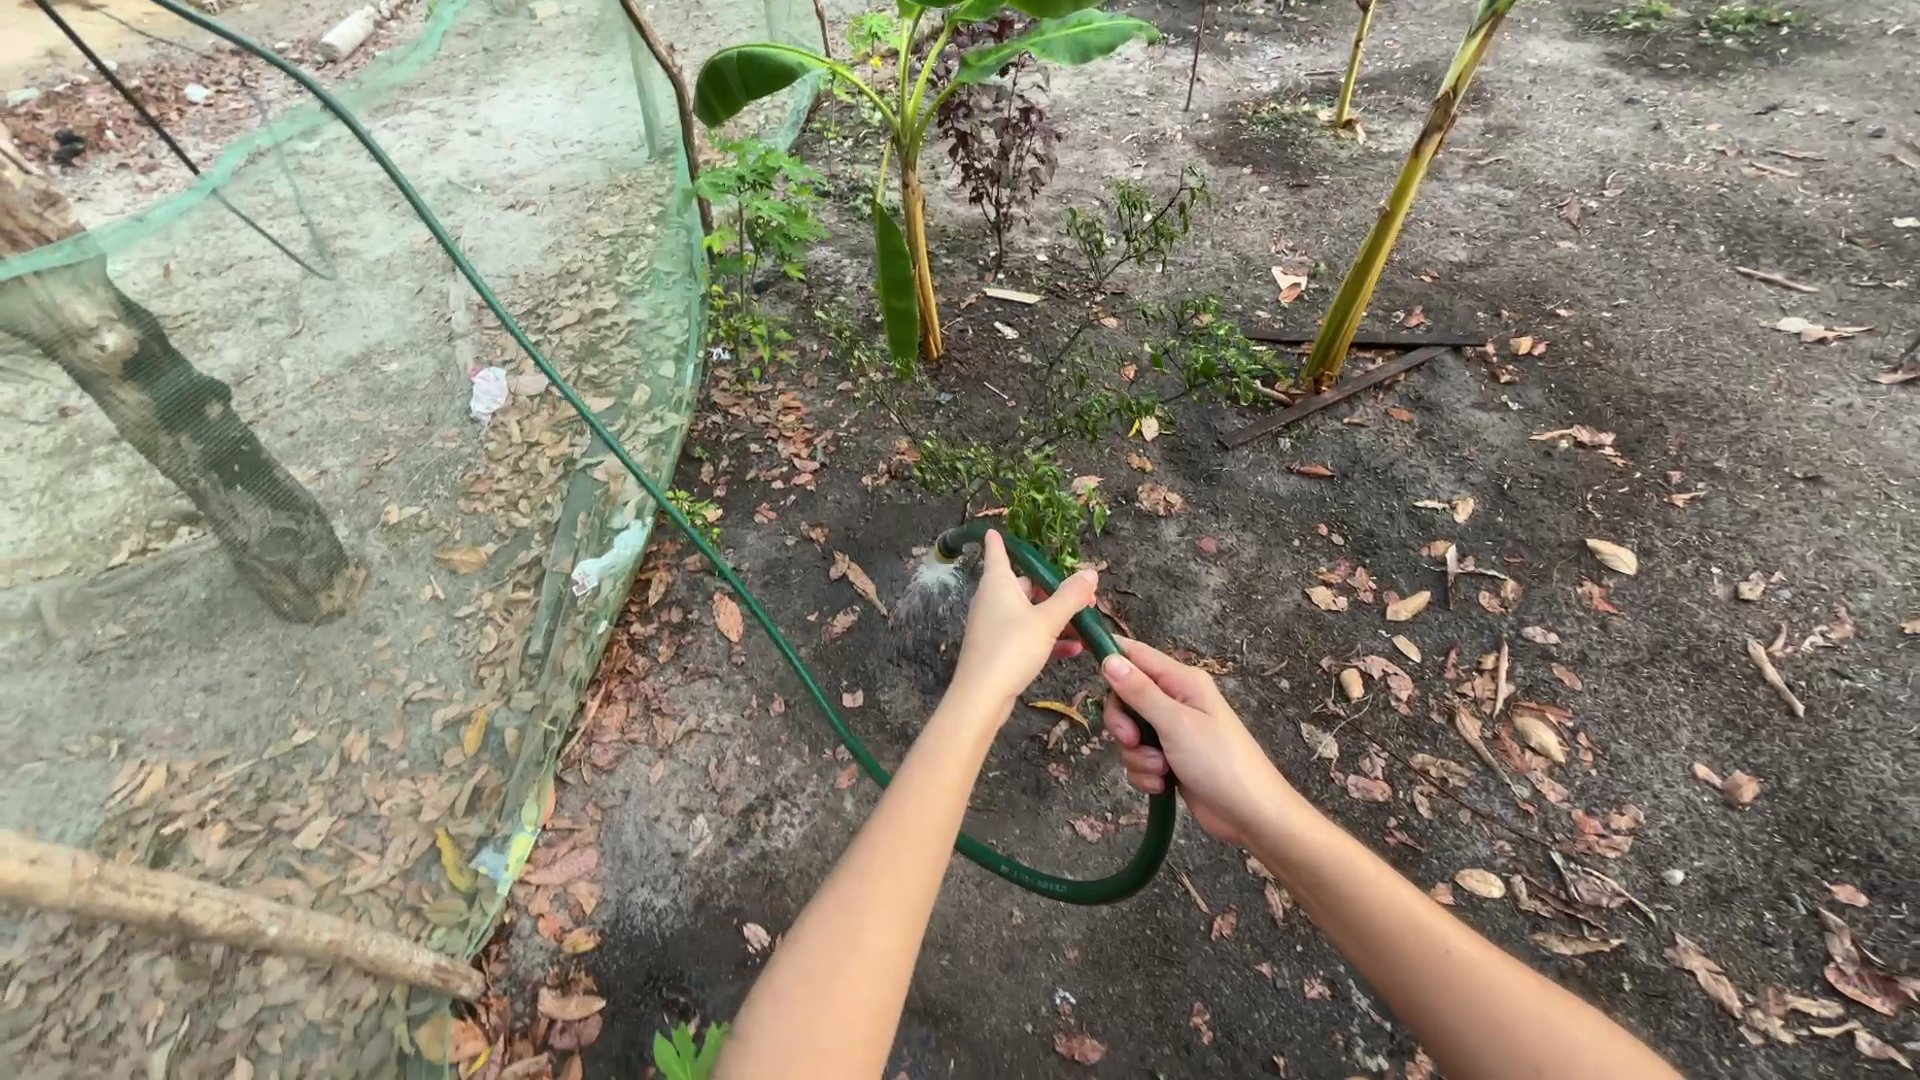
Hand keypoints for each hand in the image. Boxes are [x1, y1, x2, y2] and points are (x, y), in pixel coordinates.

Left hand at [948, 530, 1097, 715]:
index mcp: (998, 584)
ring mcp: (994, 626)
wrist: (982, 695)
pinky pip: (1027, 636)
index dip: (998, 542)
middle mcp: (992, 600)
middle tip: (1085, 599)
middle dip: (1055, 592)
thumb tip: (1090, 572)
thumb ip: (1071, 596)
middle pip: (1025, 586)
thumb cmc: (1010, 649)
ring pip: (1030, 613)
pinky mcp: (998, 649)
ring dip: (1057, 618)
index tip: (994, 530)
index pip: (998, 554)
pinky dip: (1048, 639)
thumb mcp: (1048, 620)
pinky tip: (1072, 650)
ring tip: (1085, 626)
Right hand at [1100, 638, 1296, 845]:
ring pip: (1129, 733)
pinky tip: (1162, 784)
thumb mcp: (1175, 722)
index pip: (1135, 655)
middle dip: (1122, 723)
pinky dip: (1144, 772)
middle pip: (1124, 698)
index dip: (1110, 657)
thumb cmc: (1219, 761)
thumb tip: (1108, 658)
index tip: (1085, 665)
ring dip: (1137, 755)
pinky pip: (1138, 758)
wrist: (1251, 816)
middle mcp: (1175, 701)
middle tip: (1133, 740)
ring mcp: (1171, 732)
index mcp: (1181, 681)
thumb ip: (1139, 691)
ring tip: (1161, 769)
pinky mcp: (1168, 760)